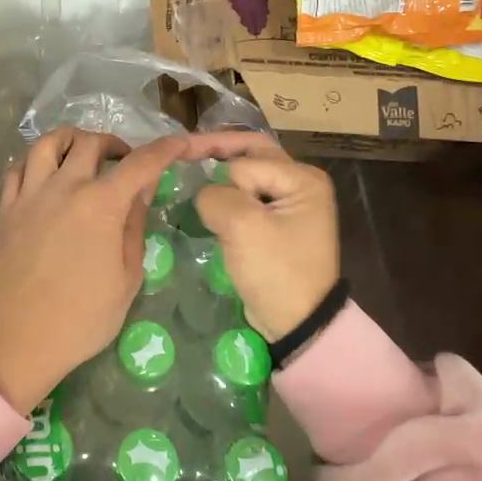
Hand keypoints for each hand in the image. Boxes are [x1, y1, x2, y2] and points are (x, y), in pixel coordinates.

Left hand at [0, 128, 186, 414]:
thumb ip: (134, 226)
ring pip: (49, 143)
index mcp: (101, 204)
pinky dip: (36, 161)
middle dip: (115, 145)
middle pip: (91, 143)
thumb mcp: (127, 277)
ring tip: (83, 156)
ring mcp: (31, 195)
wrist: (20, 338)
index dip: (165, 149)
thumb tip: (140, 192)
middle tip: (124, 163)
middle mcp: (65, 187)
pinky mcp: (6, 209)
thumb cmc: (83, 317)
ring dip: (72, 140)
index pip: (140, 163)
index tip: (180, 142)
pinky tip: (46, 176)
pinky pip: (18, 167)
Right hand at [180, 132, 339, 341]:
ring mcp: (288, 204)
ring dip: (217, 180)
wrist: (298, 325)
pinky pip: (244, 198)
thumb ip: (215, 195)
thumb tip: (203, 193)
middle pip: (247, 155)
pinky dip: (224, 199)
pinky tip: (204, 207)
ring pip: (243, 177)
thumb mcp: (242, 226)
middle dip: (214, 158)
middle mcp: (299, 184)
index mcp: (302, 178)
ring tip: (186, 183)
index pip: (245, 159)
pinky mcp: (275, 224)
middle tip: (179, 160)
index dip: (222, 180)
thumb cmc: (276, 271)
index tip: (205, 203)